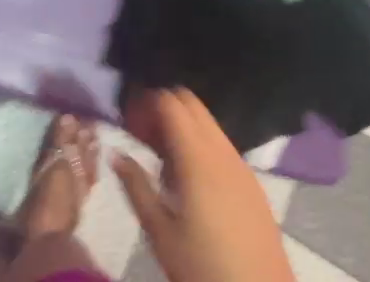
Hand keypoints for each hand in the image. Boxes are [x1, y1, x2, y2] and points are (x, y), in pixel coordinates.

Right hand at [112, 89, 295, 281]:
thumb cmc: (203, 268)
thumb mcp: (159, 232)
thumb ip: (136, 186)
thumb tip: (116, 154)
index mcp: (198, 158)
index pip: (170, 103)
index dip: (145, 103)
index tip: (127, 123)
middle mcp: (222, 151)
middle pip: (190, 103)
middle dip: (162, 109)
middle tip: (141, 137)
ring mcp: (241, 165)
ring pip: (207, 123)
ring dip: (182, 127)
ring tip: (160, 161)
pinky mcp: (252, 182)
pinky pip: (221, 145)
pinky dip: (200, 144)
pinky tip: (188, 180)